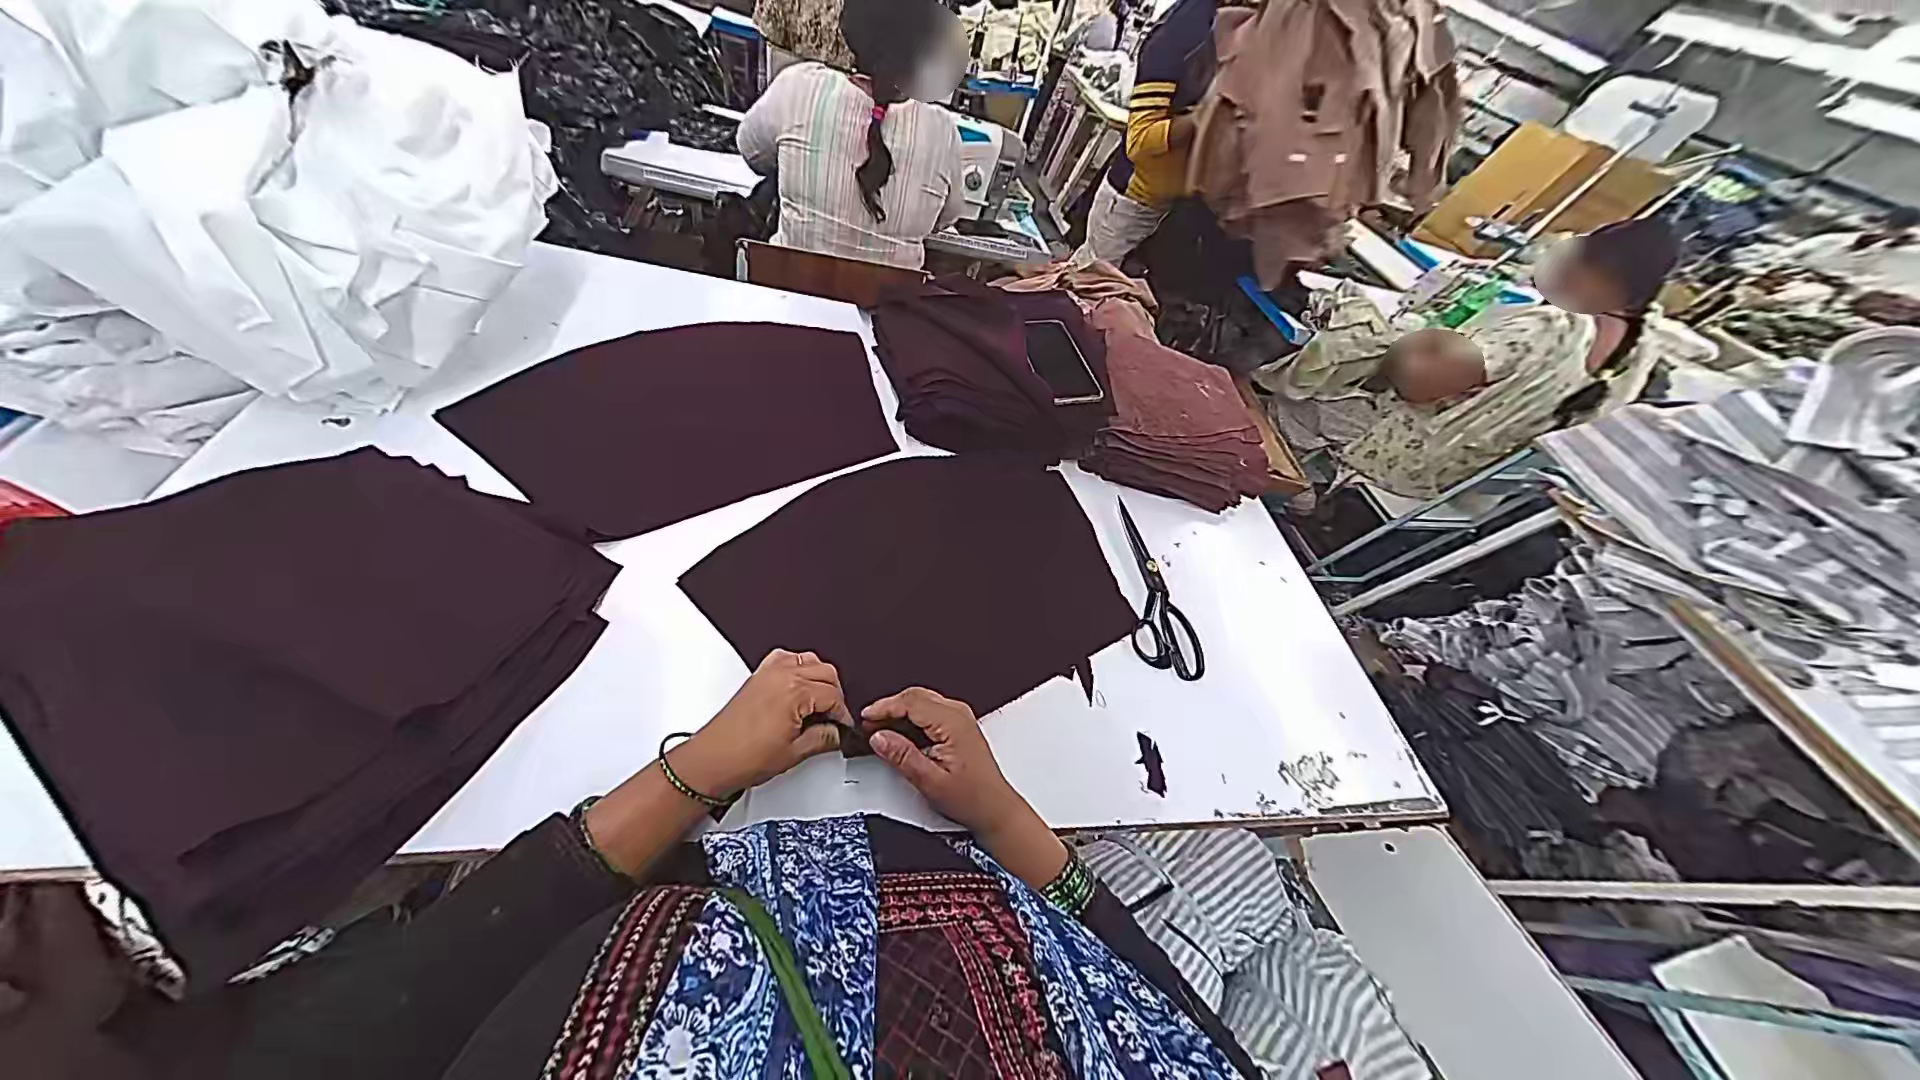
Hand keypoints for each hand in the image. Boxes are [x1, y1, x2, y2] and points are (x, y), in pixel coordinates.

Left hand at [672, 650, 851, 797]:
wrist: (711, 761)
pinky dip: (798, 667)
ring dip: (820, 678)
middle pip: (827, 673)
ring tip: (820, 702)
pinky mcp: (758, 676)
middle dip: (835, 694)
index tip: (843, 726)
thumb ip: (824, 738)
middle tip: (834, 717)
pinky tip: (799, 685)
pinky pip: (786, 658)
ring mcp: (769, 672)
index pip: (834, 695)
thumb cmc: (743, 757)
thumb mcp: (795, 753)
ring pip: (810, 661)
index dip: (843, 714)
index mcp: (795, 691)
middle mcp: (783, 675)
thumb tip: (836, 732)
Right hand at [863, 689, 1029, 838]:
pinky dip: (911, 717)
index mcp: (952, 722)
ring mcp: (960, 718)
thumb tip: (879, 738)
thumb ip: (902, 756)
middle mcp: (958, 714)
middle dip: (889, 707)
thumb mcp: (930, 781)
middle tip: (868, 724)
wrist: (994, 808)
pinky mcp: (958, 725)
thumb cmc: (971, 797)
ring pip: (922, 701)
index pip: (911, 702)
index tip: (866, 716)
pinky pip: (930, 710)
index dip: (884, 707)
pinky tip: (899, 733)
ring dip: (899, 711)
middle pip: (915, 696)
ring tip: (879, 729)